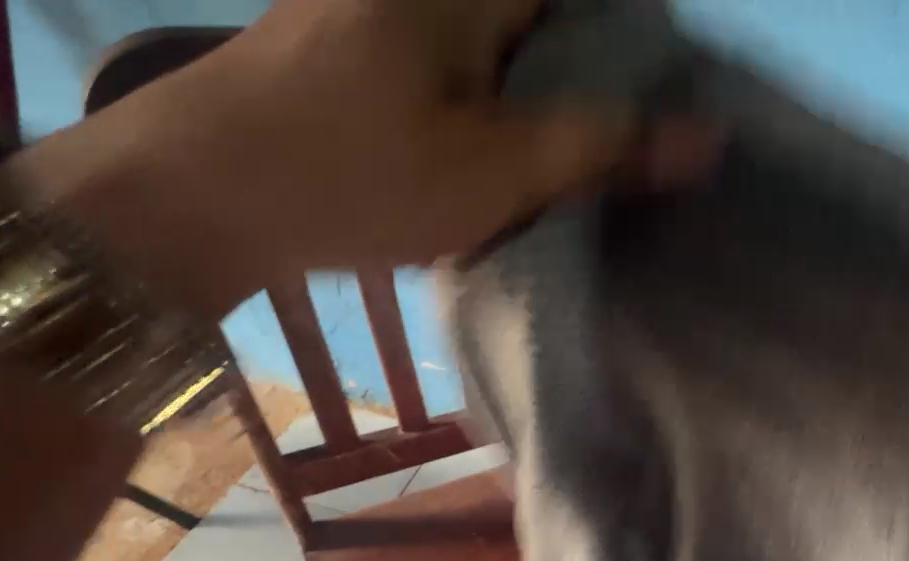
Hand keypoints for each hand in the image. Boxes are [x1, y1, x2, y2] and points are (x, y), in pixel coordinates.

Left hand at [9, 0, 715, 318]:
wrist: (200, 194)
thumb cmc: (355, 176)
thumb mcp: (497, 170)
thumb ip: (605, 146)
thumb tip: (708, 137)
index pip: (589, 8)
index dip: (640, 42)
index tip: (675, 95)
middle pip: (553, 17)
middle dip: (606, 69)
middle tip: (648, 137)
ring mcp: (398, 8)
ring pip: (517, 41)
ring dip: (561, 91)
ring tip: (602, 150)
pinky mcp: (377, 43)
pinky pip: (477, 59)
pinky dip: (515, 99)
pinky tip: (530, 149)